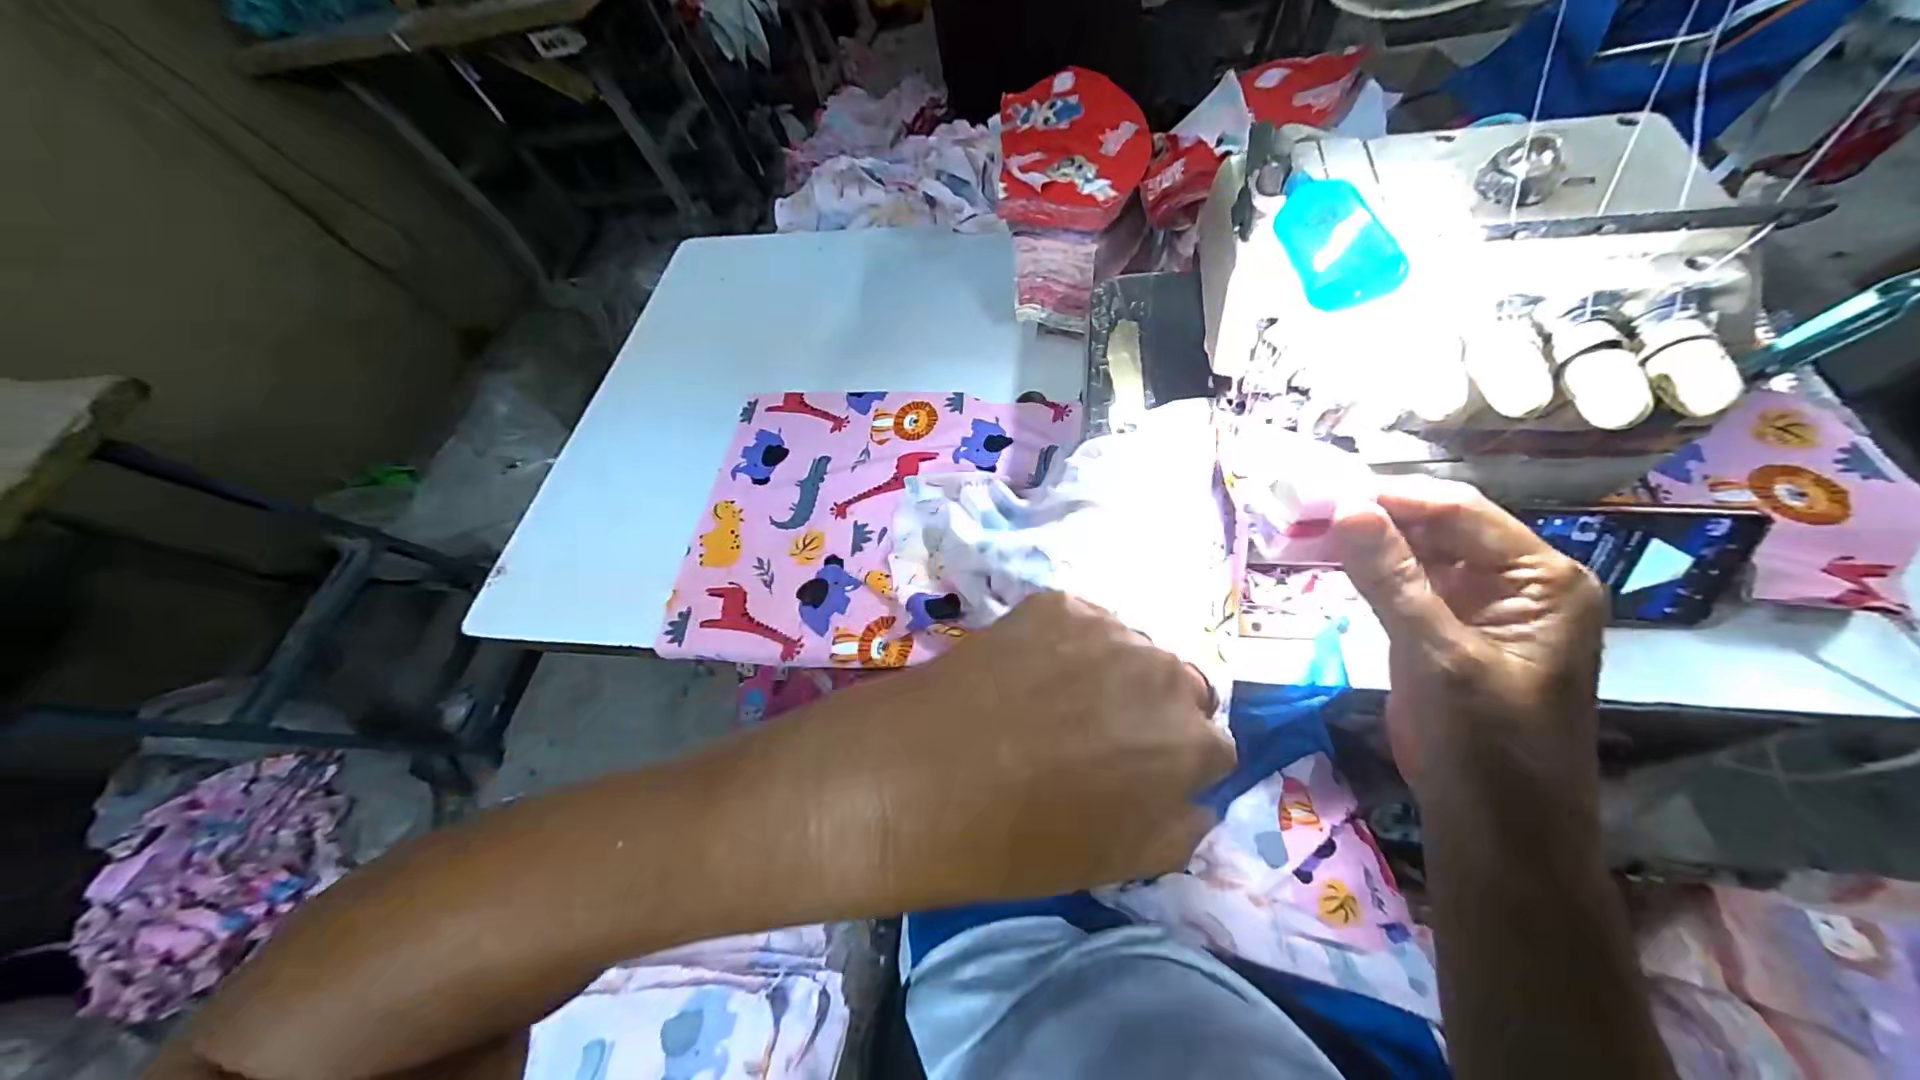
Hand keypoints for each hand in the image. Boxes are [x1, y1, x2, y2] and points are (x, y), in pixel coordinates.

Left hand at [801, 592, 1232, 905]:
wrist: (917, 777)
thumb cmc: (1017, 838)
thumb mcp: (1120, 862)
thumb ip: (1180, 825)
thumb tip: (1192, 795)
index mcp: (1191, 743)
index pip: (1214, 746)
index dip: (1175, 763)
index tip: (1139, 772)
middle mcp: (1164, 673)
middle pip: (1180, 686)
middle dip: (1153, 710)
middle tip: (1097, 733)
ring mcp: (1107, 628)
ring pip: (1132, 650)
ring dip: (1112, 671)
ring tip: (1054, 699)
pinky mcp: (1056, 602)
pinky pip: (1083, 624)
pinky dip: (1067, 644)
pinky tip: (1026, 671)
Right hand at [1330, 476, 1606, 815]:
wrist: (1494, 827)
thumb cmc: (1485, 745)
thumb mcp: (1439, 657)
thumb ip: (1393, 580)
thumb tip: (1347, 508)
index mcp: (1543, 580)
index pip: (1460, 514)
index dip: (1392, 499)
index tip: (1323, 491)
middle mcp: (1515, 583)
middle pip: (1438, 528)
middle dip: (1373, 517)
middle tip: (1303, 507)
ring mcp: (1478, 607)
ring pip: (1415, 554)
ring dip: (1364, 542)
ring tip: (1303, 527)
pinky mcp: (1443, 630)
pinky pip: (1403, 585)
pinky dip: (1365, 571)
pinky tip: (1325, 559)